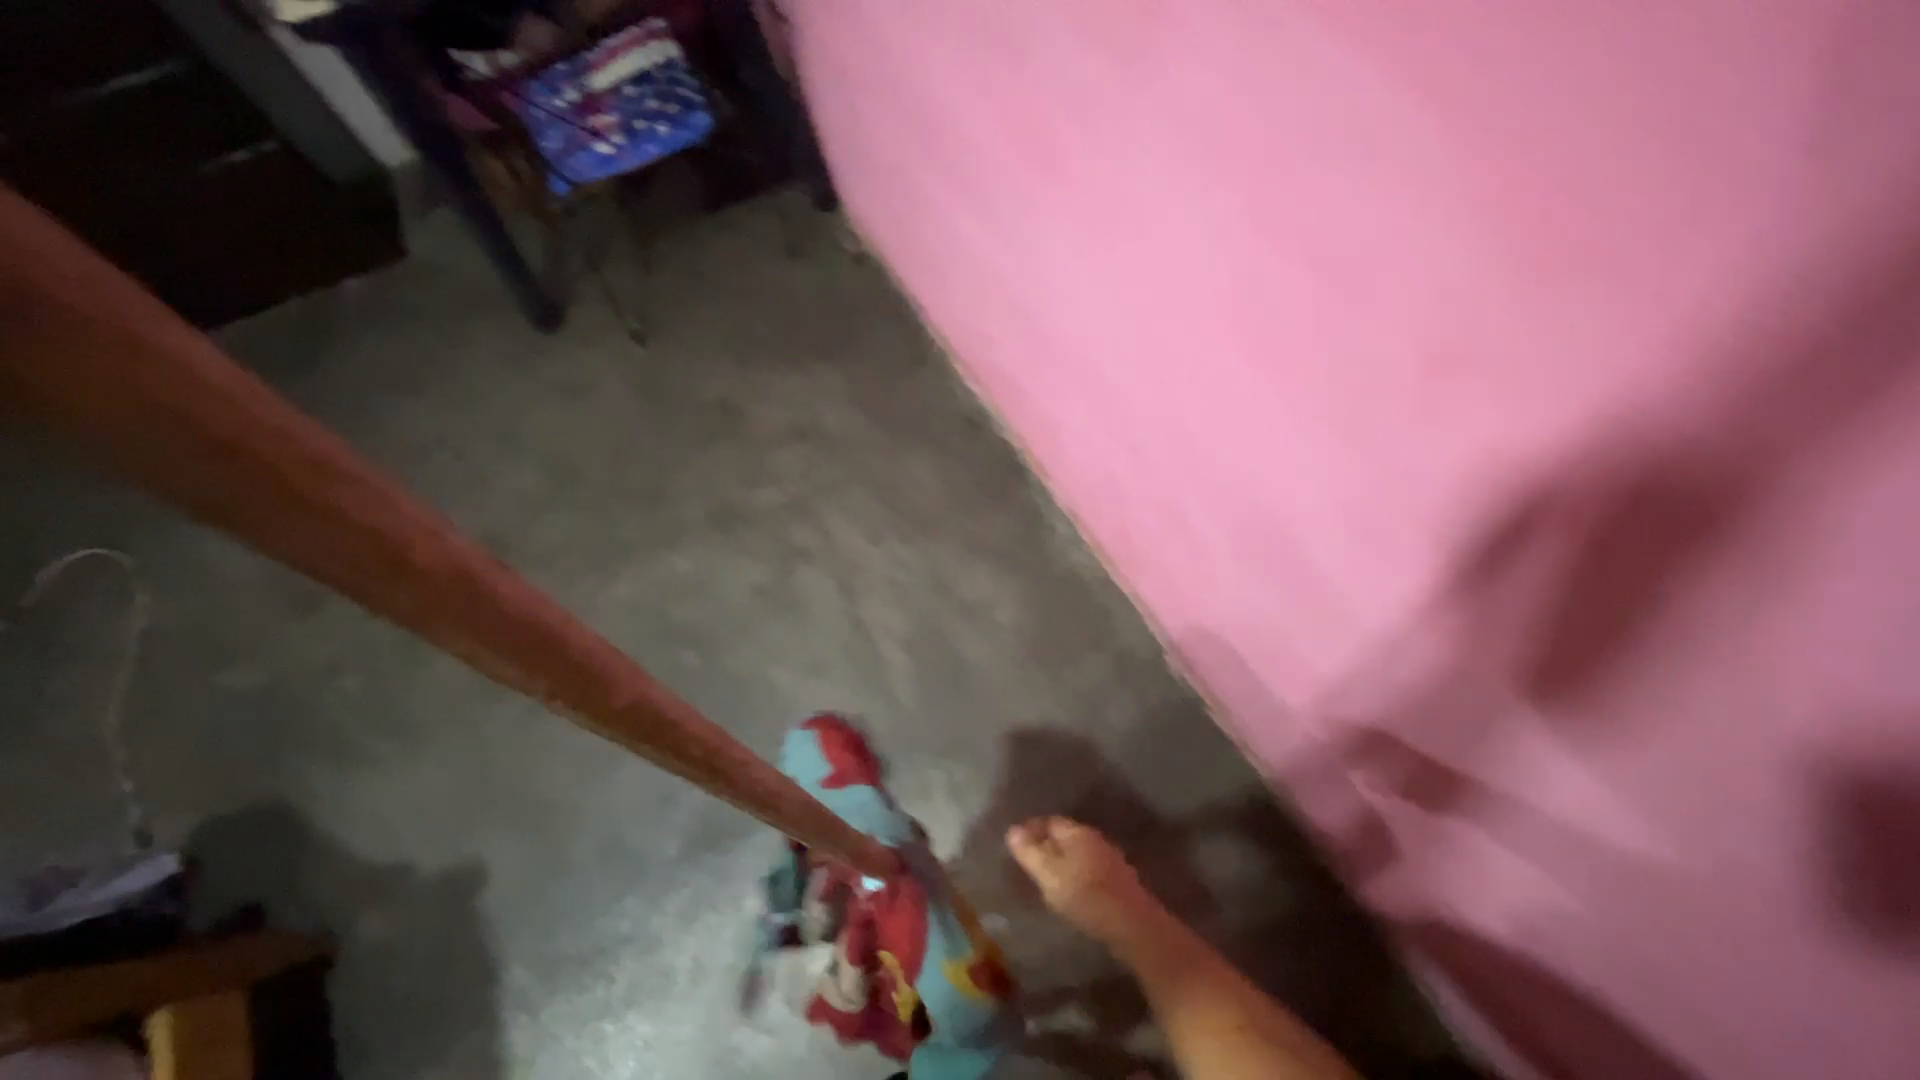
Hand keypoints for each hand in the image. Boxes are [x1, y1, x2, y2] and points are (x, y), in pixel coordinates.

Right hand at [1006, 817, 1159, 946]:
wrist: (1132, 925)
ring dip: (1063, 864)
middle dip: (1047, 846)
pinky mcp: (1118, 883)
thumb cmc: (1084, 895)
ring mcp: (1110, 861)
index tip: (1016, 845)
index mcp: (1078, 833)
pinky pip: (1090, 872)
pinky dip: (1076, 878)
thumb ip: (1029, 852)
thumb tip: (1012, 830)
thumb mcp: (1048, 874)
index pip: (1050, 821)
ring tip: (1046, 880)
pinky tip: (1070, 894)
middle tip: (1028, 863)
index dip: (1031, 830)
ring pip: (1079, 855)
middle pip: (1066, 837)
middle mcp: (1096, 840)